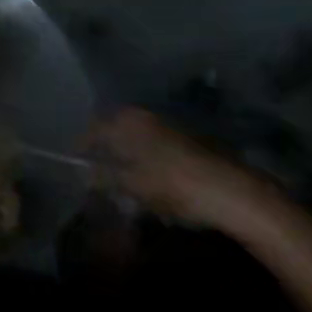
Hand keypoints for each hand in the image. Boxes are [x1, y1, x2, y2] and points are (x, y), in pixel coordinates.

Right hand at [92, 107, 274, 229]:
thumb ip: (103, 176)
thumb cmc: (175, 186)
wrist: (236, 195)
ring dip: (126, 159)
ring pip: (137, 141)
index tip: (76, 166)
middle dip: (105, 153)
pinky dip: (146, 163)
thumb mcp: (132, 185)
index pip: (94, 128)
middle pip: (116, 132)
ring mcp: (171, 128)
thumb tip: (83, 172)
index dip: (82, 147)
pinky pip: (156, 149)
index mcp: (130, 120)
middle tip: (98, 178)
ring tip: (123, 186)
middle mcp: (148, 117)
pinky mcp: (189, 143)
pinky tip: (150, 186)